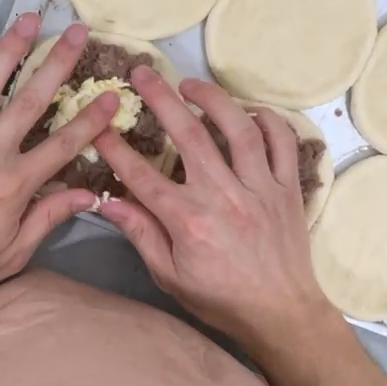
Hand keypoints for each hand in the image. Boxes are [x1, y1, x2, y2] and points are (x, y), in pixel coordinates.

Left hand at [0, 14, 117, 317]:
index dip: (91, 119)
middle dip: (59, 65)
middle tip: (79, 32)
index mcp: (14, 186)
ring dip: (8, 52)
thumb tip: (88, 194)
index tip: (112, 94)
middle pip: (30, 103)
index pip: (62, 145)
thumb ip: (48, 218)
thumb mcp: (12, 254)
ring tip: (28, 20)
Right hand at [92, 70, 339, 352]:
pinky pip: (282, 143)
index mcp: (187, 220)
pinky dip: (267, 121)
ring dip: (213, 99)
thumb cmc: (219, 299)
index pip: (141, 175)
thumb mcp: (168, 276)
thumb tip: (107, 203)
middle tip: (143, 72)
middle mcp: (222, 195)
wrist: (280, 313)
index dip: (116, 149)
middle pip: (189, 135)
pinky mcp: (287, 188)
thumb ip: (140, 234)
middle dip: (161, 99)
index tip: (99, 126)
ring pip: (238, 128)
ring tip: (191, 84)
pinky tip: (248, 112)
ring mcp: (259, 188)